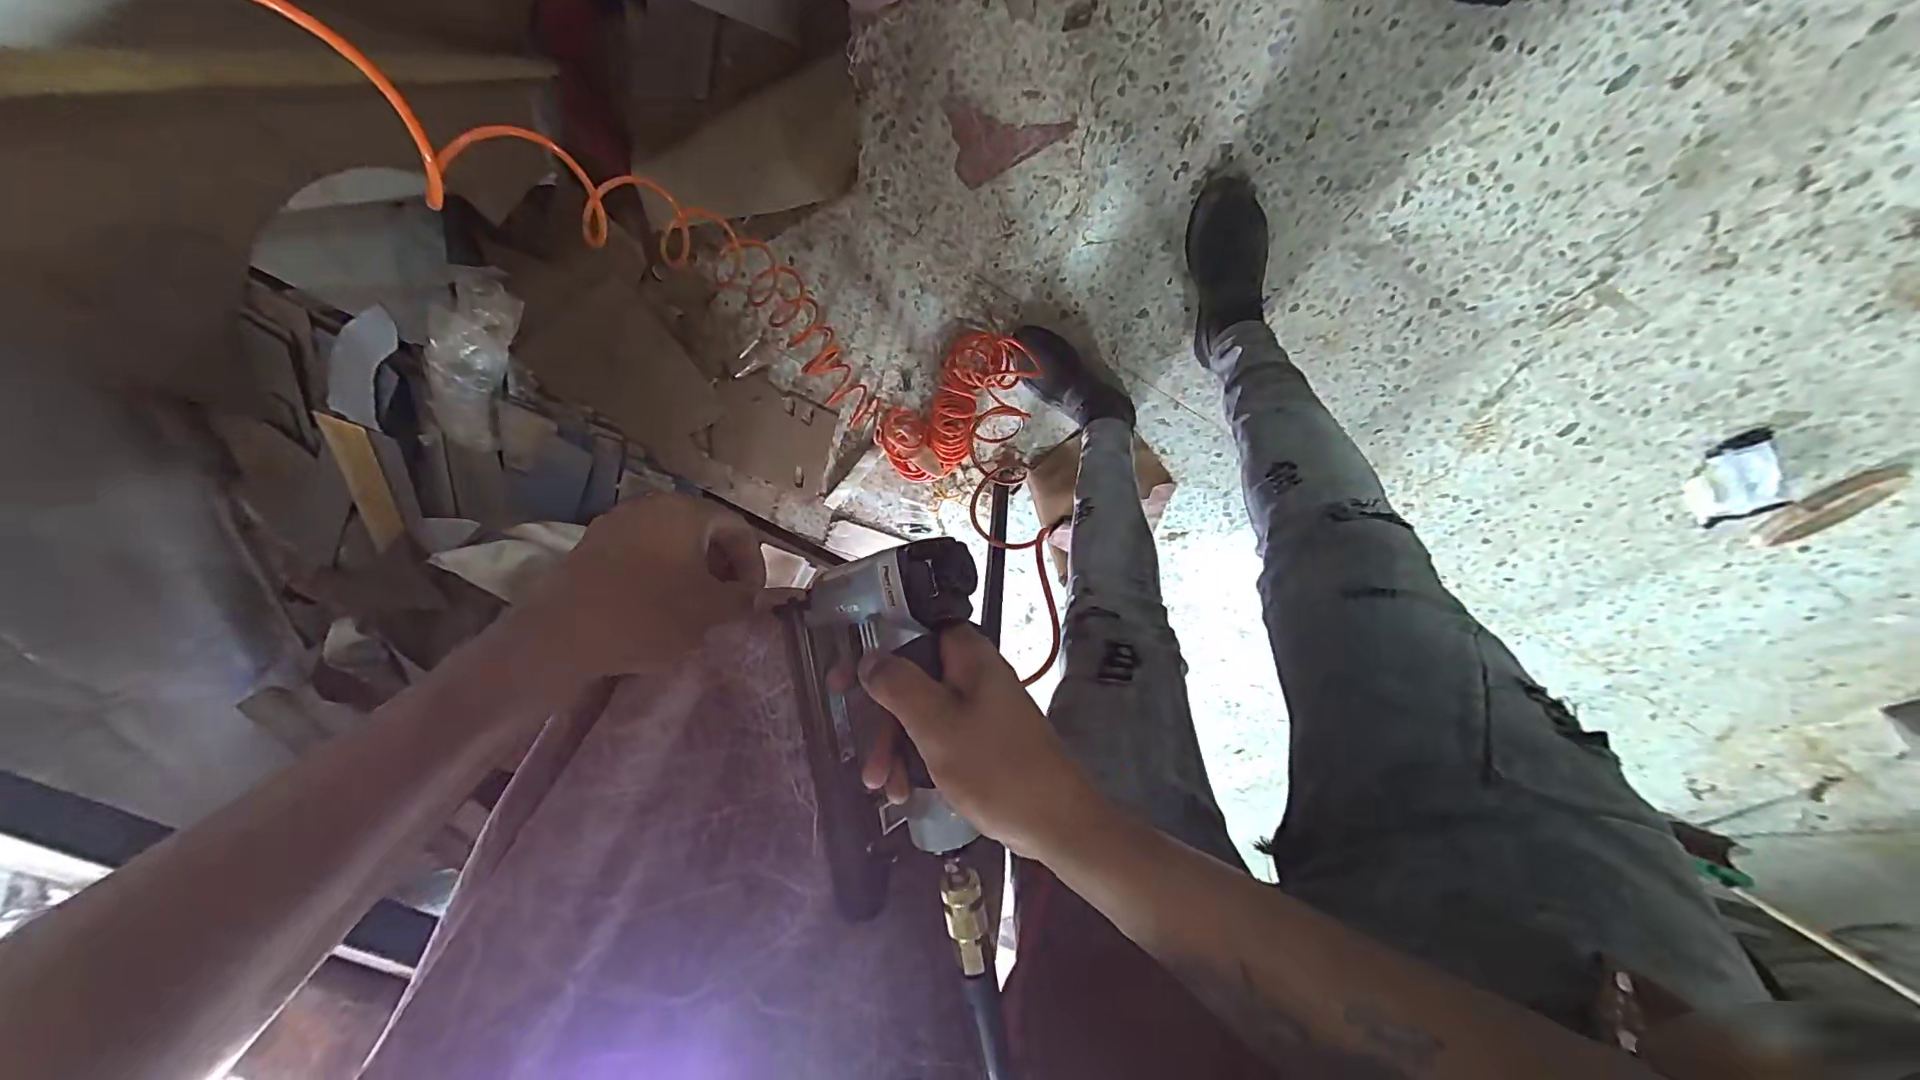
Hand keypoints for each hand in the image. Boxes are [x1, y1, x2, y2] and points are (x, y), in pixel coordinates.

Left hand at [518, 494, 765, 678]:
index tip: (752, 597)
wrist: (562, 637)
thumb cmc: (649, 615)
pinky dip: (660, 574)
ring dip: (692, 571)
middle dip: (723, 566)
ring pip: (671, 542)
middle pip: (703, 531)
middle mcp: (651, 506)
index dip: (754, 563)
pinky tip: (658, 607)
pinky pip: (641, 554)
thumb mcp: (711, 611)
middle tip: (728, 601)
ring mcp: (616, 524)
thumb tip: (755, 596)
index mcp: (686, 511)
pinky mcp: (590, 547)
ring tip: (696, 608)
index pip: (738, 528)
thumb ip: (743, 599)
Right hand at [859, 624, 1102, 856]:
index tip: (844, 681)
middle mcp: (973, 674)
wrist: (1054, 822)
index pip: (913, 631)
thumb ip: (898, 685)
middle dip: (883, 720)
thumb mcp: (936, 725)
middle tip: (865, 754)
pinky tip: (904, 791)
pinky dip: (918, 759)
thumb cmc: (995, 767)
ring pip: (921, 713)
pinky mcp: (981, 737)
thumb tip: (869, 657)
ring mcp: (978, 707)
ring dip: (896, 747)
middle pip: (911, 679)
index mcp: (968, 656)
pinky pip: (938, 736)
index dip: (875, 651)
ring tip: (884, 786)